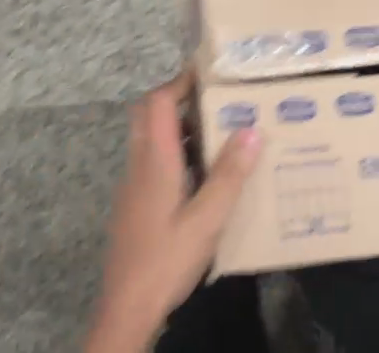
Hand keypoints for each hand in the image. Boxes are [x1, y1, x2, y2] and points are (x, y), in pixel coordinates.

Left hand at [84, 76, 263, 352]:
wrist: (127, 306)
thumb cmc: (166, 260)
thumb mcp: (206, 220)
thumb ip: (228, 176)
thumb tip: (251, 130)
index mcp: (155, 160)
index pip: (158, 101)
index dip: (179, 81)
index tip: (207, 71)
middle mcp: (139, 164)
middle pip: (148, 114)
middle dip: (177, 98)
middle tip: (212, 98)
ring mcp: (133, 185)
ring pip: (149, 138)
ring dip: (176, 126)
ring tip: (215, 130)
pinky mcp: (134, 204)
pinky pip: (152, 161)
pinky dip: (174, 152)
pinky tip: (200, 174)